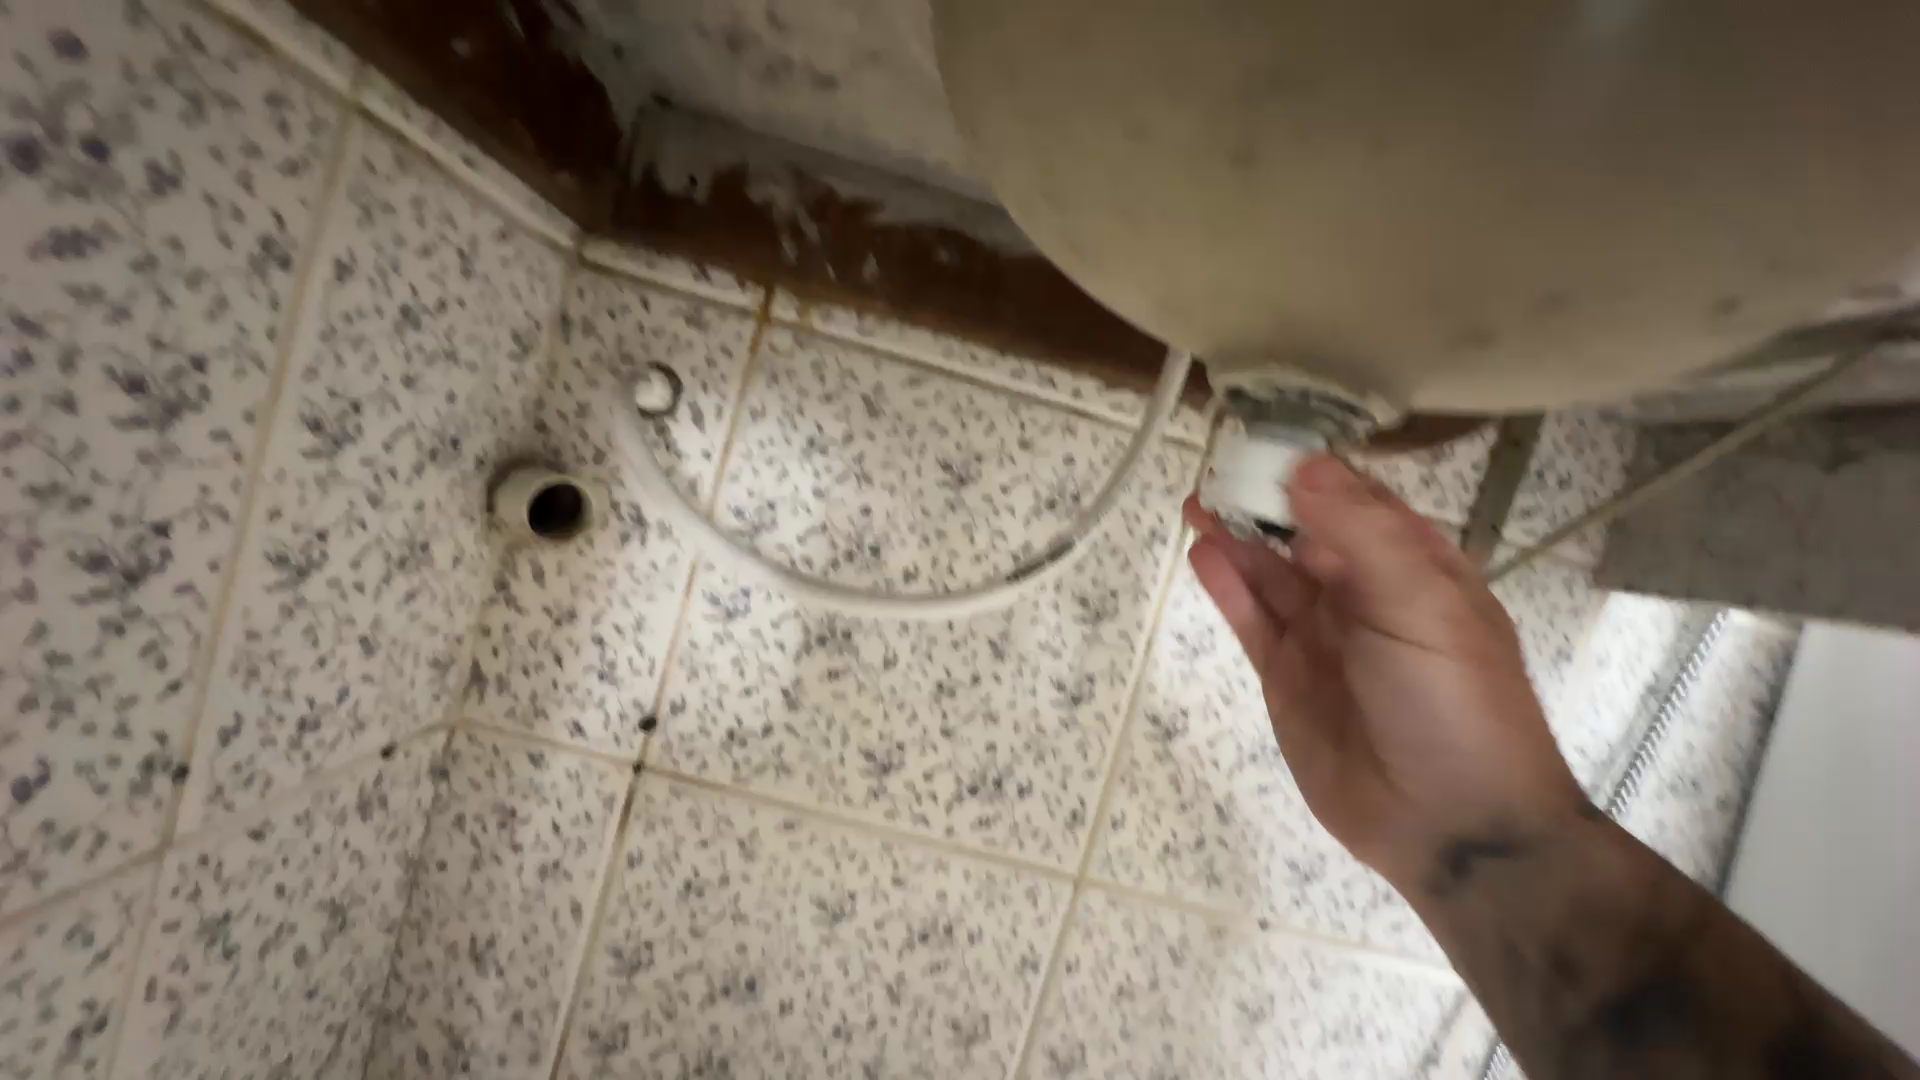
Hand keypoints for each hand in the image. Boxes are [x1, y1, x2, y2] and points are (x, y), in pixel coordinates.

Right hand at [1186, 454, 1587, 891]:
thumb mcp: (1420, 605)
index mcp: (1416, 569)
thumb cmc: (1453, 700)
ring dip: (1236, 539)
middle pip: (1305, 534)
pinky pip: (1252, 620)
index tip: (1268, 443)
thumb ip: (1361, 532)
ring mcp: (1322, 637)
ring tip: (1196, 503)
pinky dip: (1227, 587)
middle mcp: (1366, 595)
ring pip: (1270, 575)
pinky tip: (1202, 554)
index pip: (1359, 503)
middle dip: (1265, 502)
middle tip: (1218, 469)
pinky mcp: (1285, 675)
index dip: (1313, 473)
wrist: (1449, 823)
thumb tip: (1306, 465)